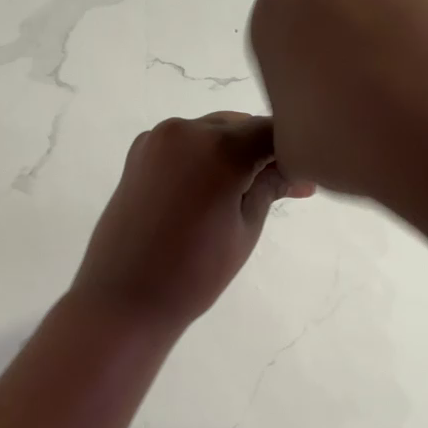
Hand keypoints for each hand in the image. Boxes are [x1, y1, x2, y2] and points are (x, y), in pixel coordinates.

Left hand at [69, 112, 312, 328]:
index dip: (292, 152)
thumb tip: (298, 170)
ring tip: (245, 197)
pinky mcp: (139, 155)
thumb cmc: (194, 274)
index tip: (304, 180)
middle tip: (283, 192)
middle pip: (240, 127)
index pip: (271, 132)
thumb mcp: (244, 230)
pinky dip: (204, 159)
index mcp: (217, 148)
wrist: (123, 300)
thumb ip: (269, 188)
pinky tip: (212, 192)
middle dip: (263, 152)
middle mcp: (184, 131)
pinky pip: (184, 145)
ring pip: (212, 133)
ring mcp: (156, 140)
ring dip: (234, 154)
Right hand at [247, 0, 427, 200]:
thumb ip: (290, 125)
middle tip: (363, 89)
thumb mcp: (293, 152)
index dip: (300, 71)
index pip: (279, 37)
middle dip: (340, 36)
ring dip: (385, 25)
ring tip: (409, 79)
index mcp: (274, 14)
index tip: (321, 102)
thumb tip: (313, 124)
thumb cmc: (352, 146)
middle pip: (326, 3)